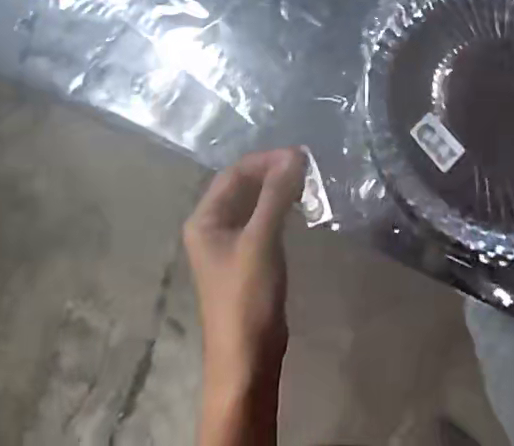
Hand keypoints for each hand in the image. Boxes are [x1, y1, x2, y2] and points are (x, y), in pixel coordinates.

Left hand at [183, 149, 303, 380]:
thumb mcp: (261, 240)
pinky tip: (301, 206)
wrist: (248, 358)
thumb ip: (276, 194)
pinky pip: (263, 219)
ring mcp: (230, 243)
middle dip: (274, 171)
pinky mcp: (248, 257)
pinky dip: (281, 207)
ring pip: (255, 201)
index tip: (300, 156)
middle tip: (308, 167)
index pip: (234, 173)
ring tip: (308, 182)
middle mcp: (213, 227)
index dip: (266, 160)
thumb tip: (294, 154)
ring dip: (279, 188)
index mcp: (204, 220)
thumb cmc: (247, 296)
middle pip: (243, 185)